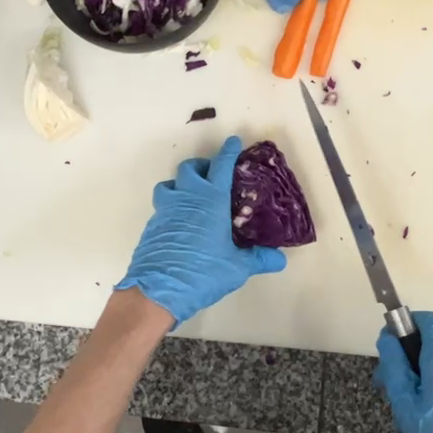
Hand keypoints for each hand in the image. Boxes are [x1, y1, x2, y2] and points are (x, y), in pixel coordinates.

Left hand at [116, 136, 287, 323]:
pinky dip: (172, 208)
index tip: (232, 142)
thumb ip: (258, 259)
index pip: (221, 167)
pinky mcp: (152, 226)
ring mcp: (165, 211)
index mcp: (210, 200)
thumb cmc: (203, 272)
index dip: (228, 152)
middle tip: (213, 176)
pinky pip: (162, 208)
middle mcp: (186, 198)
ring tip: (193, 198)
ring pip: (170, 185)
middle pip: (190, 169)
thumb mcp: (236, 268)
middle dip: (202, 167)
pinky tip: (181, 225)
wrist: (158, 291)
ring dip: (181, 185)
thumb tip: (280, 260)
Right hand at [375, 311, 432, 432]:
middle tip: (390, 393)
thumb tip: (387, 338)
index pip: (427, 320)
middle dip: (407, 363)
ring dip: (422, 383)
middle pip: (431, 348)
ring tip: (412, 418)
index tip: (390, 349)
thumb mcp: (408, 410)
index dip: (405, 325)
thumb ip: (395, 370)